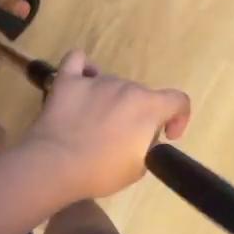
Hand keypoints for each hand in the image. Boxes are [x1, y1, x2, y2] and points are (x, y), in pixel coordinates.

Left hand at [19, 50, 190, 201]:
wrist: (55, 166)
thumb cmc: (99, 172)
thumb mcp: (137, 169)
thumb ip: (146, 147)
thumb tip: (140, 137)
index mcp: (149, 106)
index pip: (178, 100)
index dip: (179, 117)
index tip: (168, 135)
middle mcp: (125, 87)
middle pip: (140, 95)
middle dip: (136, 114)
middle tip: (119, 138)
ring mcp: (95, 81)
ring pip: (111, 83)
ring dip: (109, 99)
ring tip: (93, 121)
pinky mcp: (67, 81)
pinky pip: (76, 61)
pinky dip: (82, 69)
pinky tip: (81, 81)